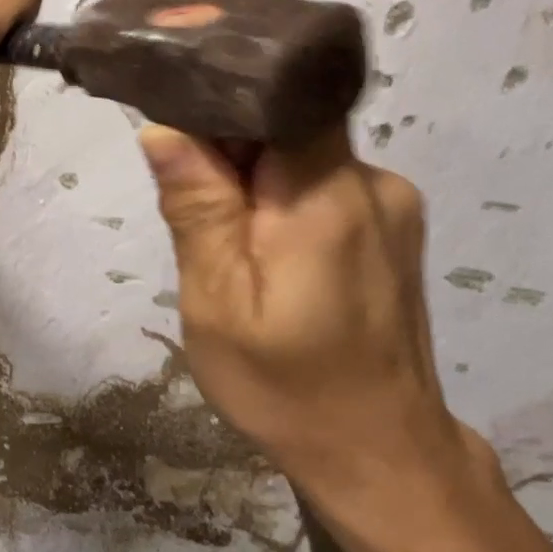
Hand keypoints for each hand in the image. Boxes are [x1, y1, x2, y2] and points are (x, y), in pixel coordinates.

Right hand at [139, 126, 482, 510]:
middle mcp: (372, 184)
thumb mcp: (217, 300)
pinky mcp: (389, 229)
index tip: (168, 138)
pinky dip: (275, 204)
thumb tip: (163, 131)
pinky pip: (317, 187)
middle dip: (223, 155)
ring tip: (218, 246)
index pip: (275, 101)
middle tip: (184, 214)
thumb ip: (196, 209)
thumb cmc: (283, 383)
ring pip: (297, 158)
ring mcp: (389, 206)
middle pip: (284, 127)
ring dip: (246, 184)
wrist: (375, 450)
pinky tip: (256, 256)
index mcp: (326, 197)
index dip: (218, 106)